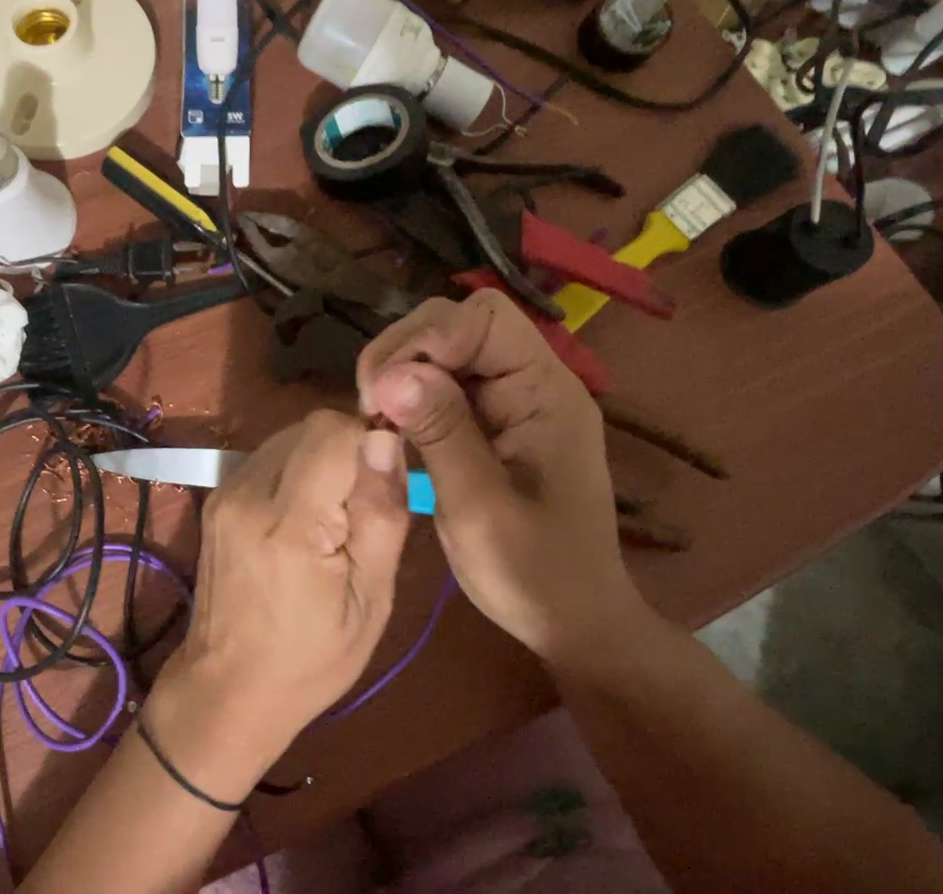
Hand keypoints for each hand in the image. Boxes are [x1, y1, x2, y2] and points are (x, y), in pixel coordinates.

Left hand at [142, 411, 409, 799]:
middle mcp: (246, 494)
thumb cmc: (311, 658)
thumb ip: (381, 513)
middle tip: (362, 508)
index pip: (331, 432)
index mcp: (286, 524)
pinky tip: (304, 519)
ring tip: (334, 519)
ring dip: (321, 460)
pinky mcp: (216, 498)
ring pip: (289, 437)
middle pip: (309, 428)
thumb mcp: (371, 599)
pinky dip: (296, 472)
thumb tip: (387, 438)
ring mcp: (224, 493)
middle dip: (347, 451)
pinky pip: (268, 458)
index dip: (369, 443)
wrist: (228, 687)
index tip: (385, 481)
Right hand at [356, 290, 640, 665]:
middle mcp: (532, 385)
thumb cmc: (534, 574)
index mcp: (545, 394)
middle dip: (405, 352)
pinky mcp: (495, 424)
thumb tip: (392, 372)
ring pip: (446, 352)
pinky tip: (392, 430)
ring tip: (376, 419)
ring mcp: (514, 403)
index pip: (483, 319)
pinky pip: (446, 387)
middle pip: (459, 325)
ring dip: (402, 374)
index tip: (380, 388)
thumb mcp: (479, 508)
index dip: (425, 337)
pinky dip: (411, 399)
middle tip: (369, 405)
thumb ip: (441, 433)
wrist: (573, 622)